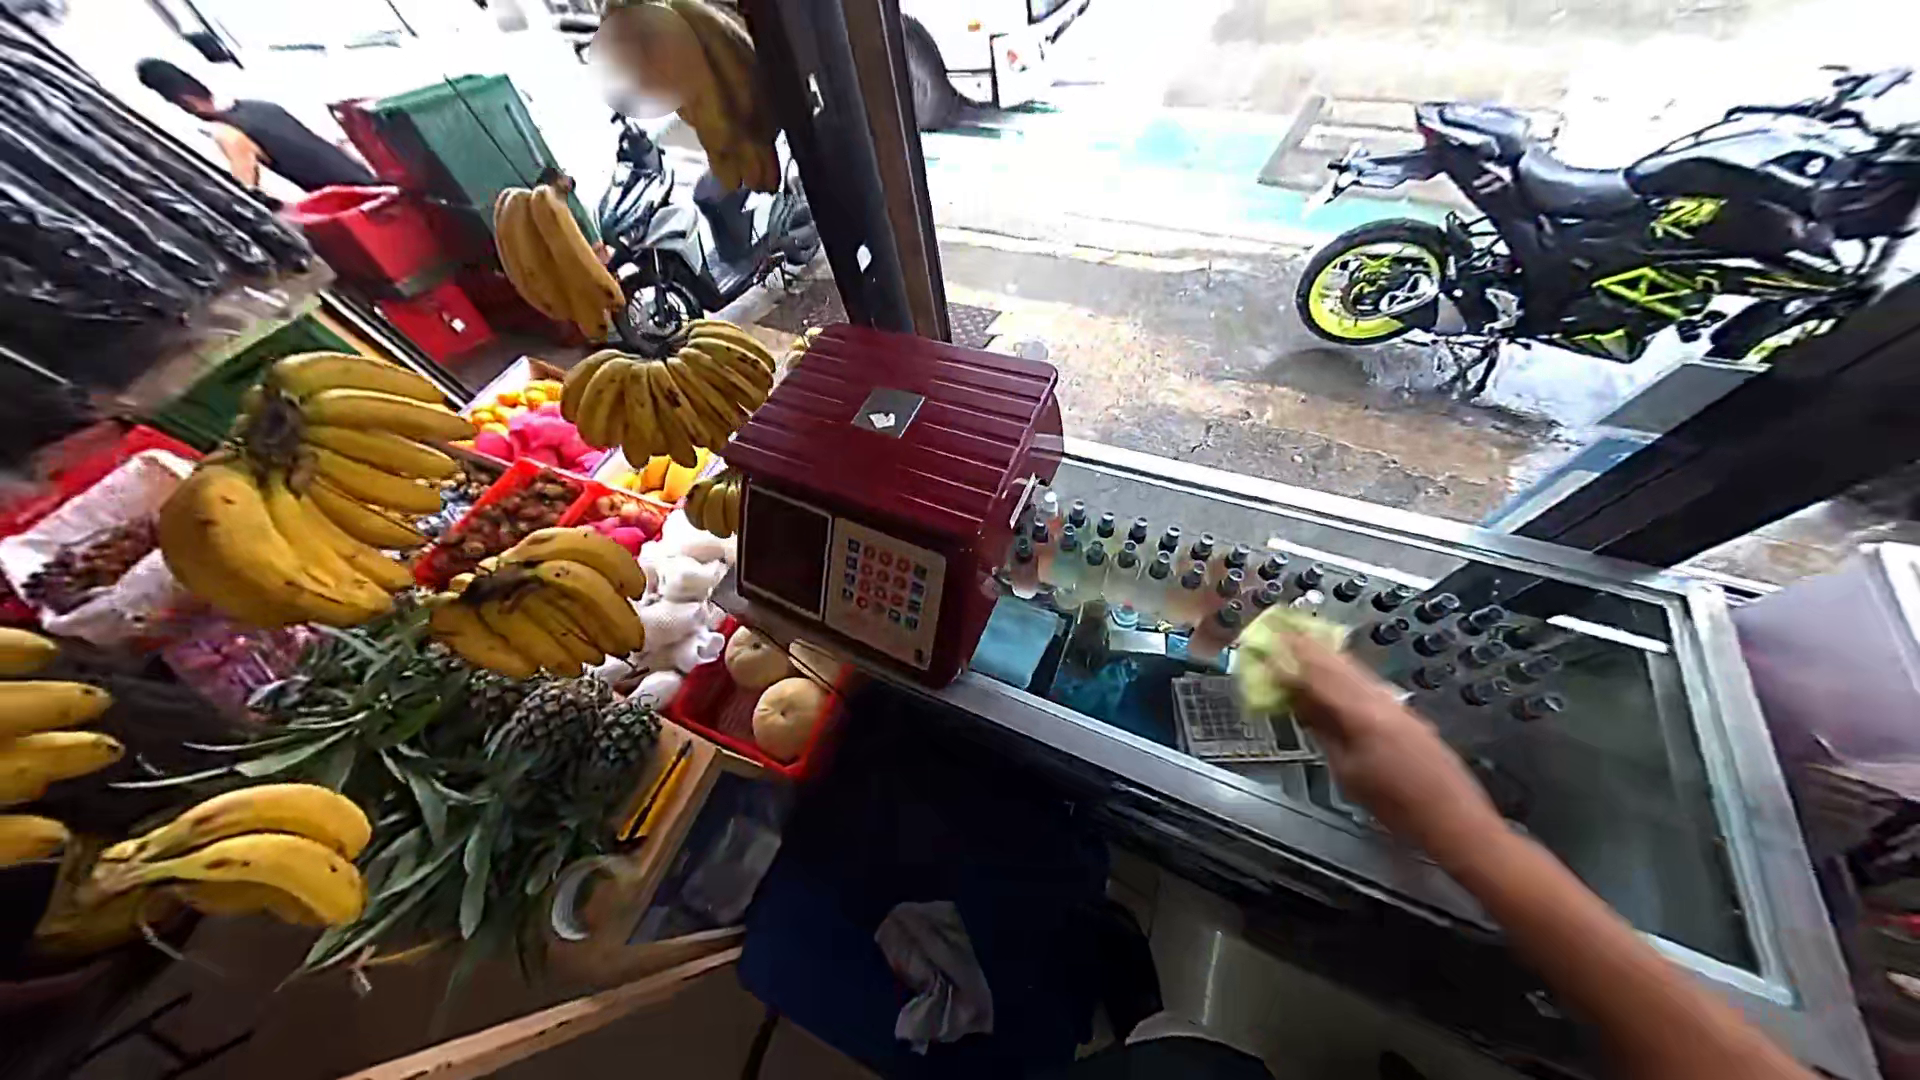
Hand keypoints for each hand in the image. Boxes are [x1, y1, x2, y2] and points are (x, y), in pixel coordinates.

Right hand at [1267, 632, 1502, 858]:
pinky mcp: (1408, 715)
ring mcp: (1398, 706)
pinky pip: (1369, 682)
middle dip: (1308, 647)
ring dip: (1328, 655)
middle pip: (1338, 666)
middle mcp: (1380, 702)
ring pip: (1355, 671)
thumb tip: (1299, 705)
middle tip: (1284, 630)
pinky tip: (1339, 671)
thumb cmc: (1396, 807)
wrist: (1458, 823)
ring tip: (1306, 640)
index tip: (1268, 646)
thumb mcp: (1348, 773)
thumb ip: (1324, 732)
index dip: (1289, 662)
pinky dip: (1346, 671)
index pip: (1316, 680)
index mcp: (1360, 717)